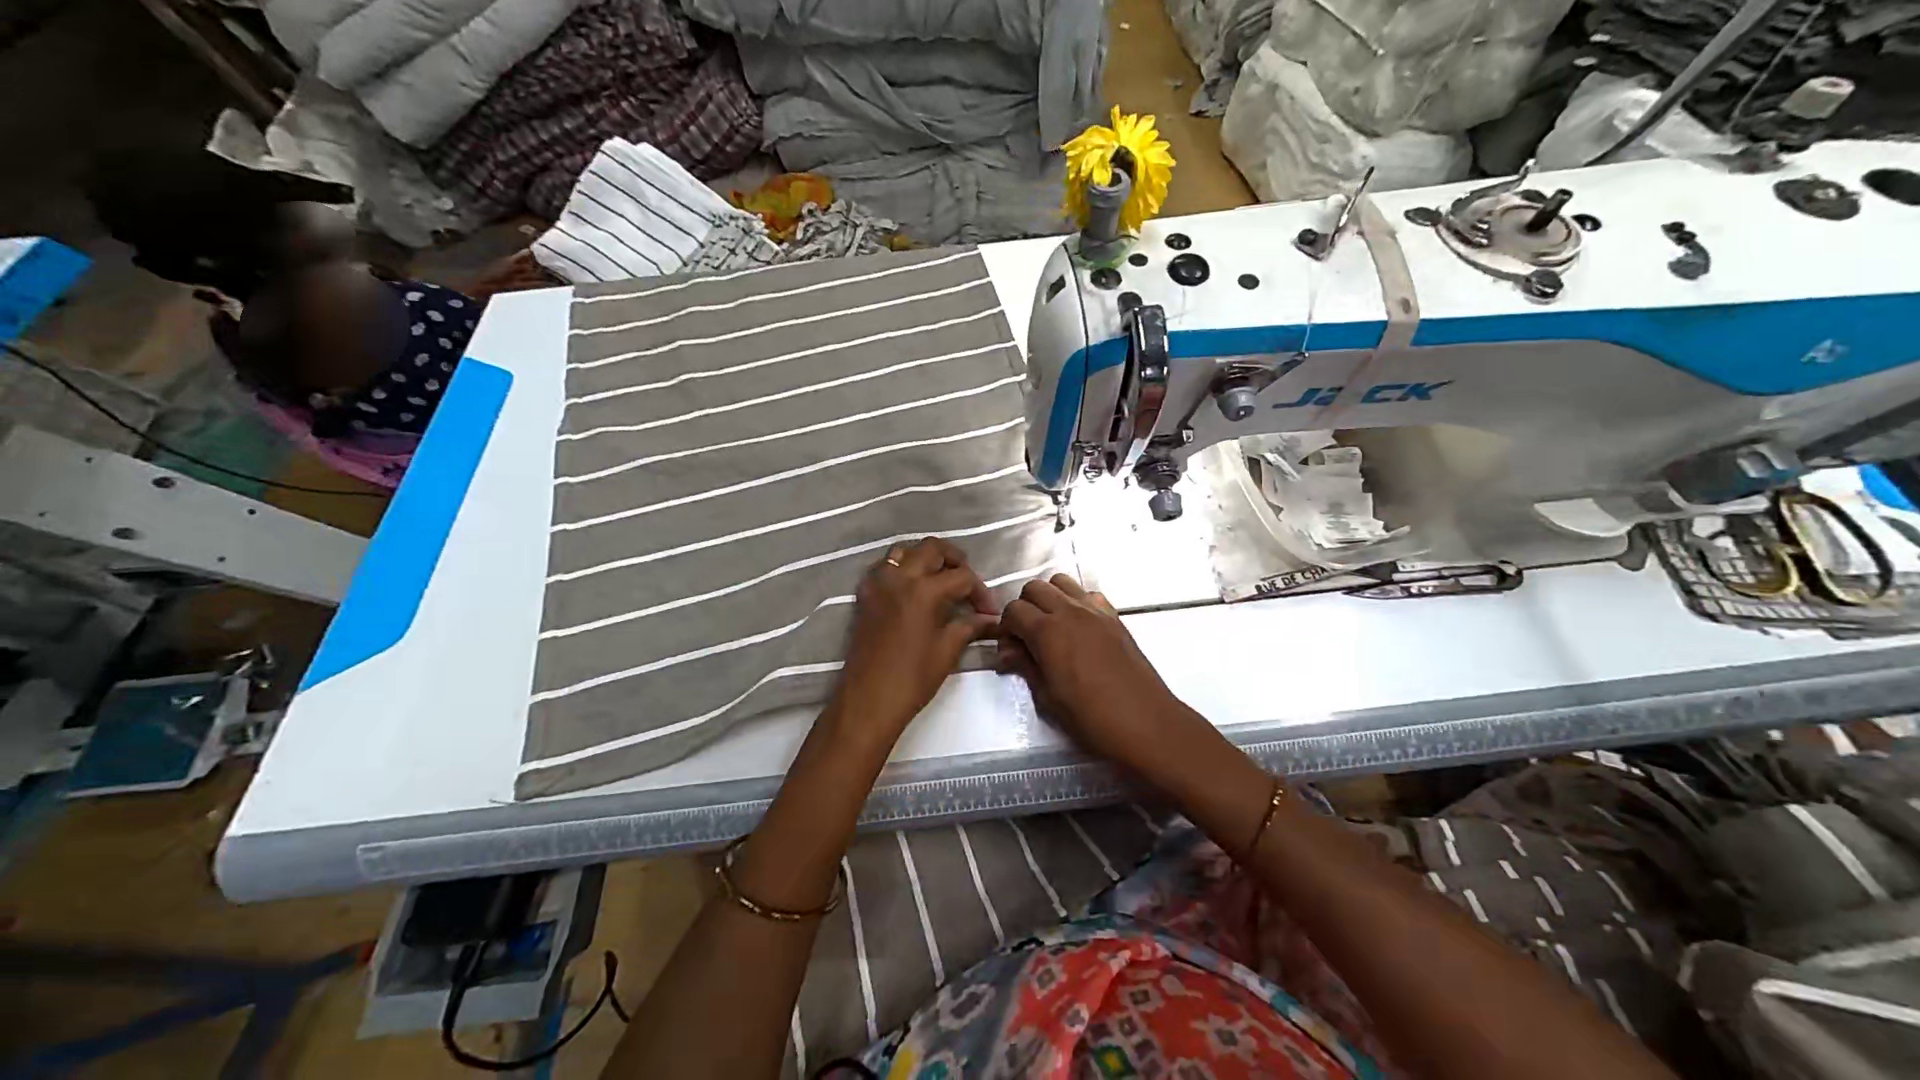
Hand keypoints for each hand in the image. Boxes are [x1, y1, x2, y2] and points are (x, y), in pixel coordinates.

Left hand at [832, 537, 998, 745]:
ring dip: (925, 558)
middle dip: (955, 560)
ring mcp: (878, 583)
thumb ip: (970, 626)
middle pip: (932, 549)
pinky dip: (901, 567)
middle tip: (967, 582)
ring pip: (905, 551)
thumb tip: (991, 620)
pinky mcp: (864, 595)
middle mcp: (899, 577)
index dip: (981, 592)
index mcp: (924, 590)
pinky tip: (912, 588)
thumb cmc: (912, 679)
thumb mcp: (948, 650)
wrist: (868, 700)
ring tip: (940, 579)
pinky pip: (884, 566)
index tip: (989, 612)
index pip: (962, 577)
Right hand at [997, 575, 1211, 782]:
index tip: (1010, 652)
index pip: (1014, 610)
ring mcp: (1095, 611)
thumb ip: (1026, 667)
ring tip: (1051, 628)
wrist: (1145, 723)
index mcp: (1048, 631)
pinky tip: (1079, 629)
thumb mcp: (1048, 698)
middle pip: (1035, 588)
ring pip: (1062, 583)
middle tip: (1027, 638)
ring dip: (1050, 599)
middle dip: (1024, 608)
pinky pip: (1089, 595)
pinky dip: (1077, 603)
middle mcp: (1070, 612)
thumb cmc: (1092, 718)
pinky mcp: (1115, 618)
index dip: (1006, 630)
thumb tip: (1008, 654)